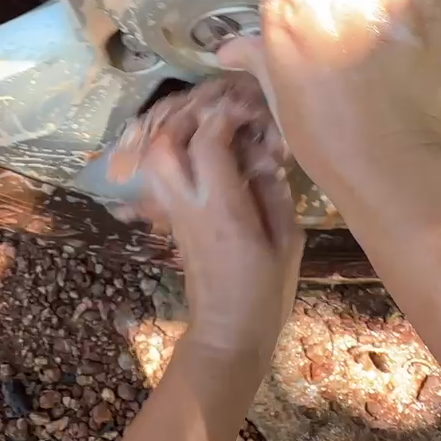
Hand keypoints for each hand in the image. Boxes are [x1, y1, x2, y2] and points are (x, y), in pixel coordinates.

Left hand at [138, 94, 303, 361]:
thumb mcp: (287, 239)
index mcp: (222, 207)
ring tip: (209, 122)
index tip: (250, 106)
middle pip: (165, 142)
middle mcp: (189, 203)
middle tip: (221, 107)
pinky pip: (160, 173)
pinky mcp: (170, 218)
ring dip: (176, 130)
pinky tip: (201, 147)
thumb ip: (273, 191)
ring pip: (154, 156)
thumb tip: (264, 155)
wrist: (227, 333)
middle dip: (190, 114)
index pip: (209, 142)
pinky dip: (174, 150)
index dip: (226, 113)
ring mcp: (173, 211)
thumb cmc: (266, 291)